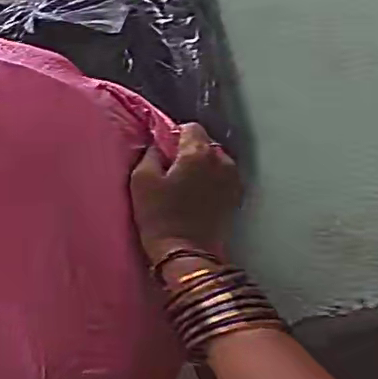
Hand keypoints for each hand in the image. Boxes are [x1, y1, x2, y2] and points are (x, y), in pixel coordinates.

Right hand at [130, 123, 242, 263]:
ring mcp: (233, 180)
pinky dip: (210, 180)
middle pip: (205, 143)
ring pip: (215, 161)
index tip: (161, 151)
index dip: (172, 135)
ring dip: (201, 166)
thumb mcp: (141, 179)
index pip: (190, 127)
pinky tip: (195, 195)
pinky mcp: (236, 197)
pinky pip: (222, 177)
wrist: (185, 251)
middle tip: (169, 169)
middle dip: (188, 151)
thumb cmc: (159, 214)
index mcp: (198, 153)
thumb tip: (158, 146)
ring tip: (183, 184)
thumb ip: (150, 154)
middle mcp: (222, 161)